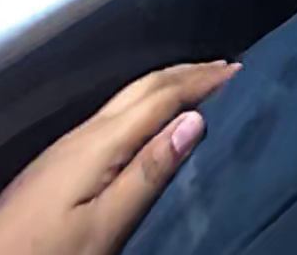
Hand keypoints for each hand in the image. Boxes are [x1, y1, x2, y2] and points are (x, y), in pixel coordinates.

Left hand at [0, 62, 240, 254]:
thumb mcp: (102, 229)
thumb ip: (149, 172)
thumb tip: (195, 120)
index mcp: (100, 141)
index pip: (163, 95)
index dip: (203, 79)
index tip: (239, 69)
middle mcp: (85, 132)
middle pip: (145, 85)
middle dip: (188, 70)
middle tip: (225, 67)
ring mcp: (67, 147)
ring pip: (129, 96)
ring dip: (169, 82)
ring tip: (198, 83)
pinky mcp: (56, 165)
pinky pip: (117, 113)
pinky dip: (148, 102)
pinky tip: (152, 119)